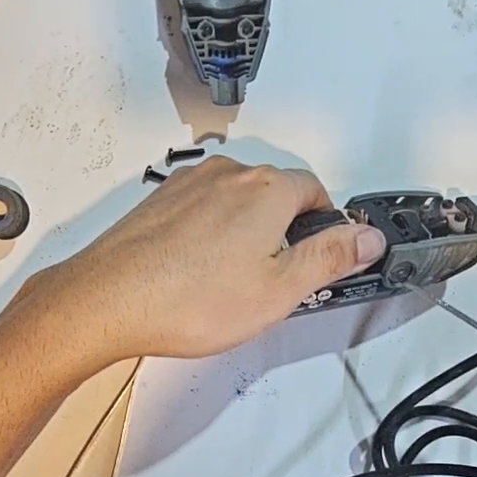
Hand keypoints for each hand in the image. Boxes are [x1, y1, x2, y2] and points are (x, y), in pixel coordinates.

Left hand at [26, 156, 384, 362]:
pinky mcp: (161, 202)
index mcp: (268, 191)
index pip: (317, 193)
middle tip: (277, 280)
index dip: (326, 227)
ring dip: (246, 234)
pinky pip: (202, 212)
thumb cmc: (186, 299)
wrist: (108, 301)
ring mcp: (190, 185)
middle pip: (277, 195)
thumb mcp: (279, 290)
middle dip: (286, 232)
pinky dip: (211, 236)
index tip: (323, 255)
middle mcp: (229, 175)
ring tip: (232, 284)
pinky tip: (199, 274)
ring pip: (238, 203)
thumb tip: (367, 239)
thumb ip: (330, 259)